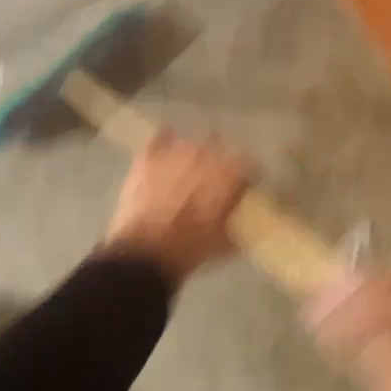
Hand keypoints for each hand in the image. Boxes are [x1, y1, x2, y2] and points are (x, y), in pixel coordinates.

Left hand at [103, 131, 251, 284]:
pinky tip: (166, 147)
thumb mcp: (225, 242)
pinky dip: (165, 141)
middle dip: (220, 159)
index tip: (245, 184)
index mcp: (228, 176)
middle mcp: (205, 157)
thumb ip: (236, 220)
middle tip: (216, 175)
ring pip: (191, 142)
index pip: (247, 164)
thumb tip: (243, 215)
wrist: (143, 253)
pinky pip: (160, 137)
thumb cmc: (189, 250)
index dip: (247, 175)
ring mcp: (174, 154)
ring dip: (194, 152)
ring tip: (190, 166)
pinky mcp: (147, 158)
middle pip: (220, 146)